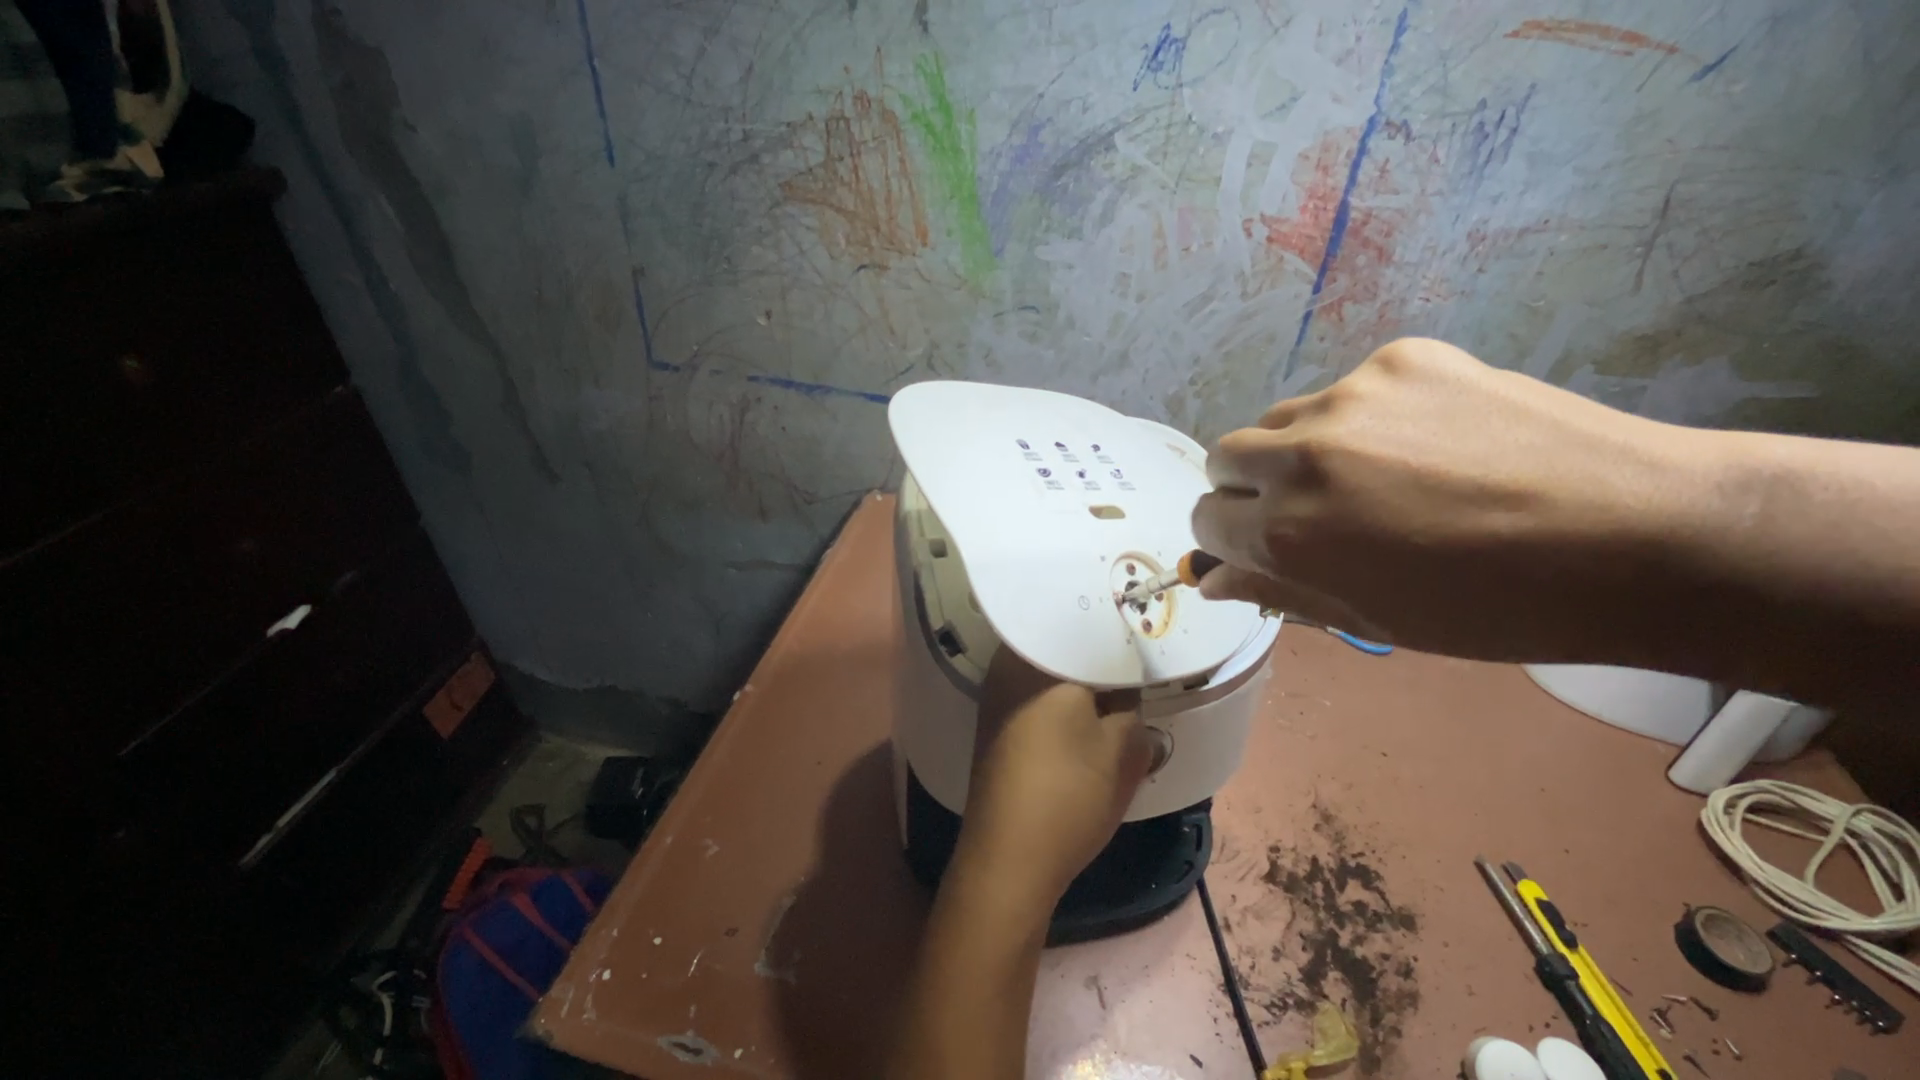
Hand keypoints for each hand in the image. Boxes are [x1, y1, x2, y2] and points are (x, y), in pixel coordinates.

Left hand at [956, 648, 1151, 908]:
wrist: (1007, 862)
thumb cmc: (1068, 796)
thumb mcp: (1122, 750)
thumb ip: (1134, 709)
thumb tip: (1130, 692)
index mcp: (1037, 661)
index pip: (1085, 627)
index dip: (1122, 632)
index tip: (1150, 636)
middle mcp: (1008, 669)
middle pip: (1063, 649)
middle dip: (1102, 657)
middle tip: (1140, 661)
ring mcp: (996, 700)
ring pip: (1049, 674)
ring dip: (1083, 682)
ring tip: (1122, 689)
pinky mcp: (995, 730)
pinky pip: (1036, 699)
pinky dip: (1064, 703)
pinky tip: (1090, 719)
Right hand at [1191, 338, 1710, 661]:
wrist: (1638, 535)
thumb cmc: (1496, 607)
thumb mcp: (1372, 619)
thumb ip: (1278, 592)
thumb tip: (1211, 580)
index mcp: (1288, 534)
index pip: (1207, 522)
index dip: (1230, 540)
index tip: (1264, 548)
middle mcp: (1301, 456)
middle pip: (1226, 458)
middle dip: (1249, 489)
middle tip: (1310, 512)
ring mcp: (1352, 396)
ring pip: (1283, 418)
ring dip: (1301, 449)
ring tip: (1377, 475)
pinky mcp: (1404, 356)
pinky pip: (1349, 389)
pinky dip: (1364, 418)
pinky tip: (1429, 441)